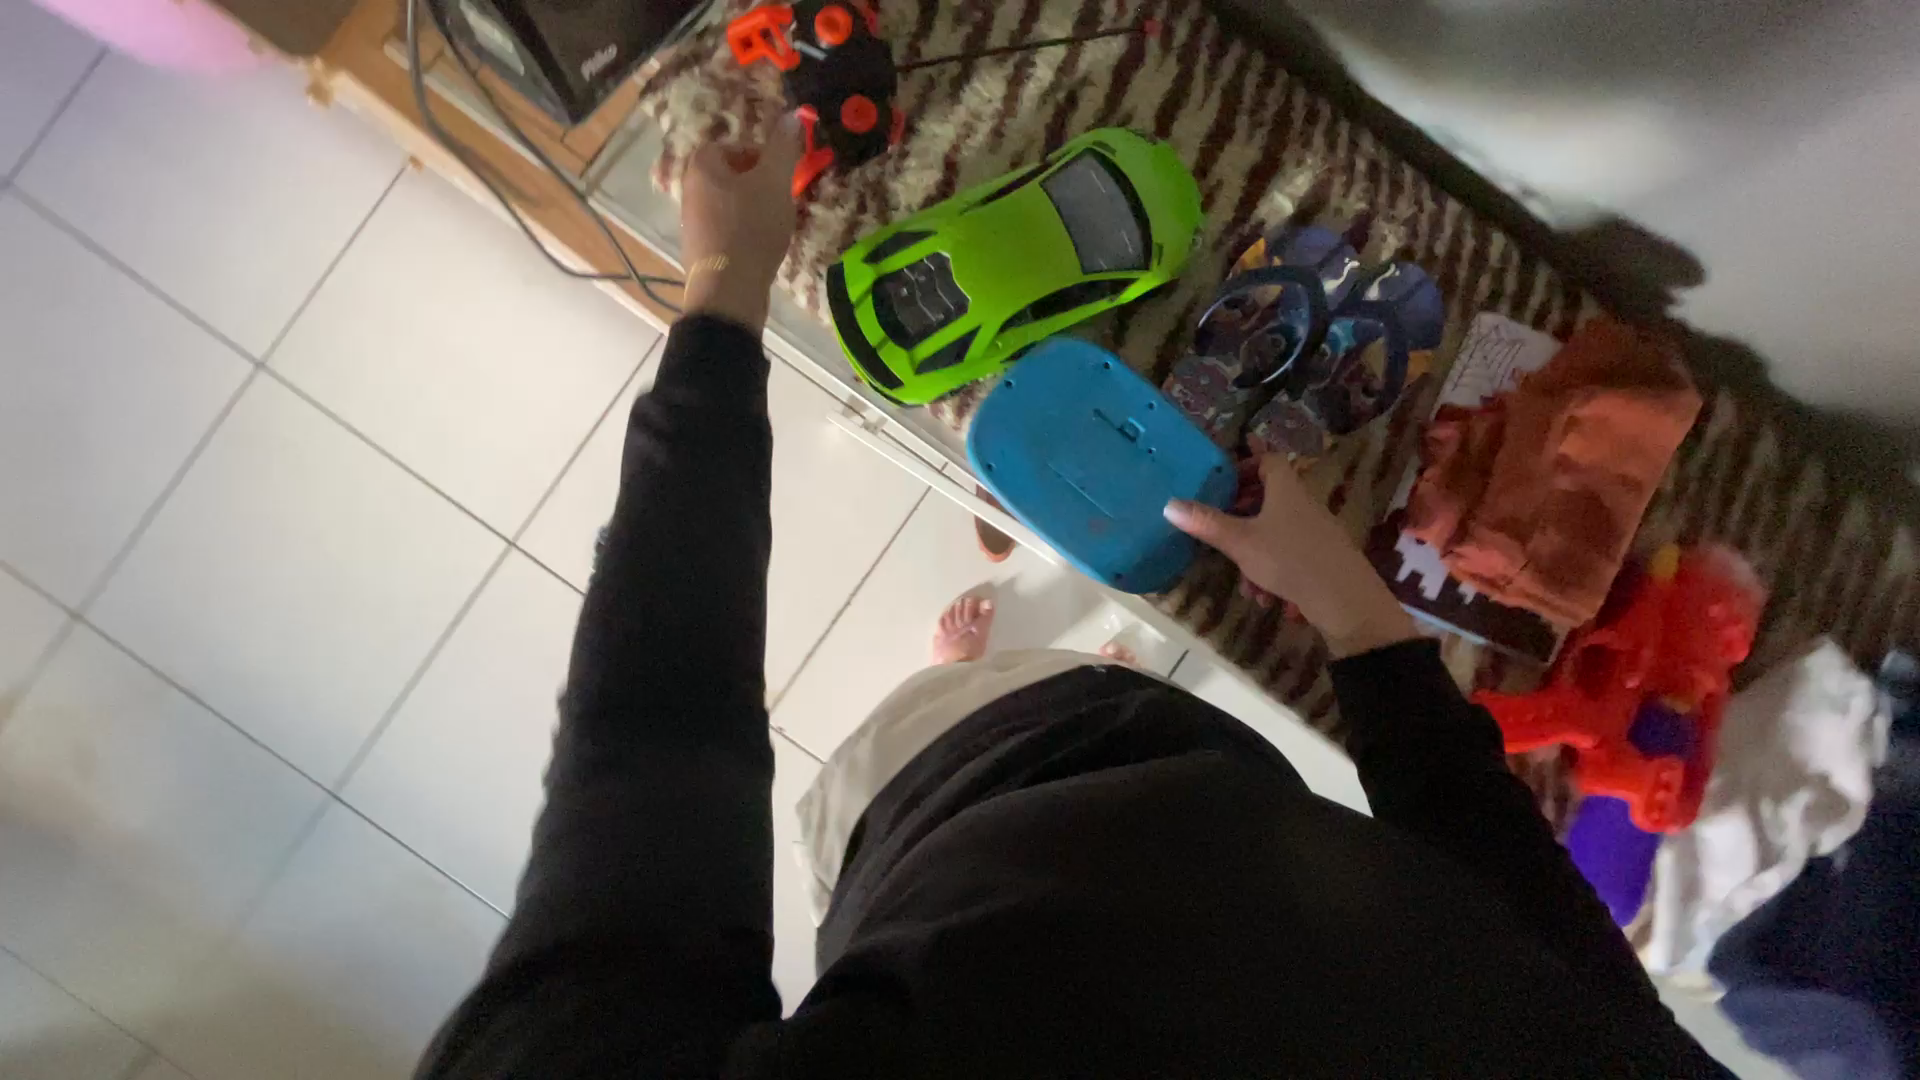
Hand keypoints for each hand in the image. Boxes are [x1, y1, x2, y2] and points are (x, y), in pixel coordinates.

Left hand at [678, 114, 804, 329]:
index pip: (735, 146)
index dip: (763, 158)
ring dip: (753, 212)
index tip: (783, 176)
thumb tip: (793, 114)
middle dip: (759, 186)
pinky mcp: (701, 252)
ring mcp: (692, 222)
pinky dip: (745, 236)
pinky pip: (727, 232)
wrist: (729, 290)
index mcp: (703, 164)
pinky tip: (761, 250)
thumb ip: (784, 147)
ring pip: (730, 206)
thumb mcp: (775, 182)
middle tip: (782, 201)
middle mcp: (690, 188)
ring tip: (774, 228)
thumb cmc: (752, 228)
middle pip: (732, 177)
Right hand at [1165, 454, 1418, 658]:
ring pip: (1276, 534)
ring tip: (1246, 585)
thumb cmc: (1289, 559)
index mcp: (1286, 490)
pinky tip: (1268, 599)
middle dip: (1242, 518)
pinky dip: (1274, 573)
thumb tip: (1169, 505)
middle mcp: (1304, 505)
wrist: (1346, 601)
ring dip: (1255, 555)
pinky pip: (1291, 556)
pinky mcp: (1324, 559)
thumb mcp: (1239, 542)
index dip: (1245, 466)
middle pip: (1269, 498)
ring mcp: (1317, 532)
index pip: (1268, 461)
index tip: (1223, 484)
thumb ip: (1206, 523)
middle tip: (1222, 530)